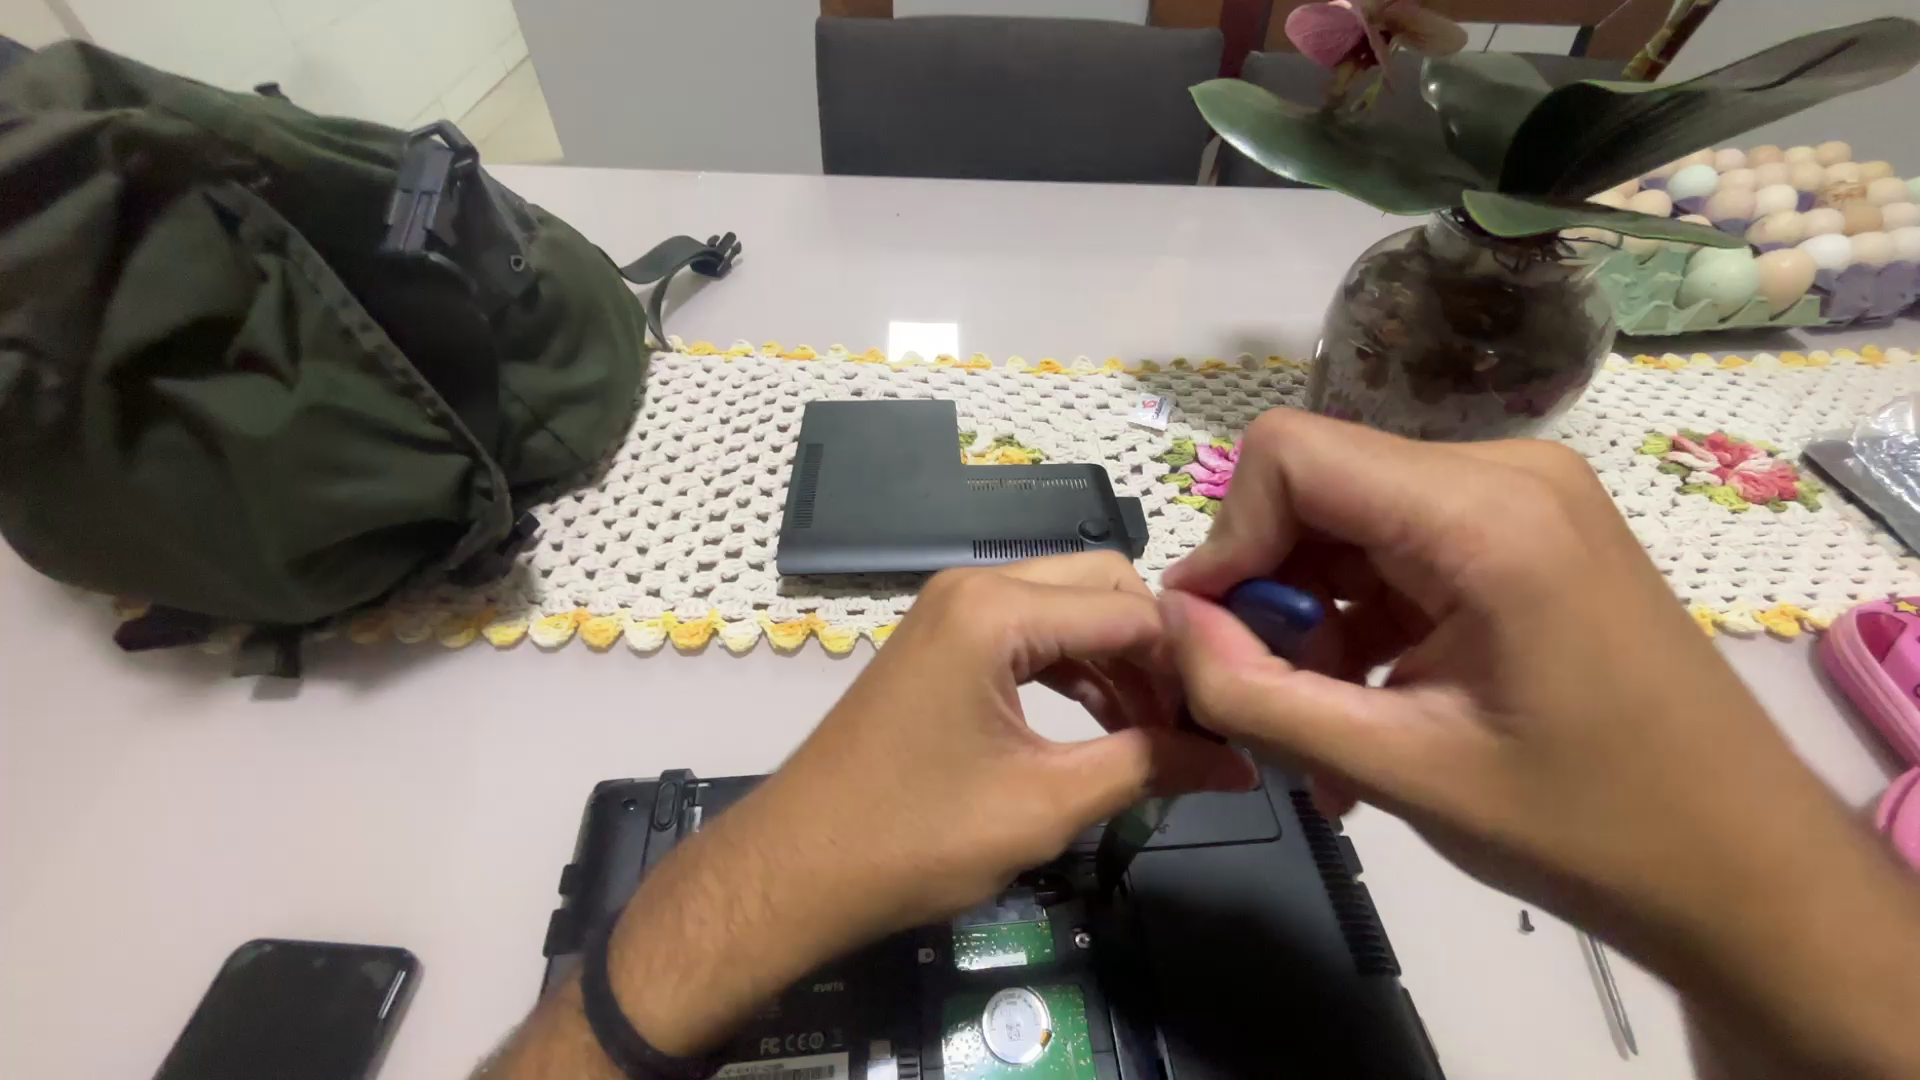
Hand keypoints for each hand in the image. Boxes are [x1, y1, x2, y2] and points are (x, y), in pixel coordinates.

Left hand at [759, 551, 1255, 936]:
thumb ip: (1149, 767)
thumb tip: (1238, 762)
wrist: (797, 866)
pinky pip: (1030, 632)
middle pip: (1101, 588)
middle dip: (1152, 651)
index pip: (1130, 609)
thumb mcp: (1044, 804)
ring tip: (1155, 736)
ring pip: (1067, 608)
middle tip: (1190, 724)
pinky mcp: (945, 637)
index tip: (1230, 720)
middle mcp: (976, 585)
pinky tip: (1104, 722)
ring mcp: (955, 607)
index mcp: (997, 609)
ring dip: (1116, 662)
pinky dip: (1073, 668)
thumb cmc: (915, 838)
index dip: (1188, 664)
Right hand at [1159, 408, 1919, 1077]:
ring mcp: (1510, 497)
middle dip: (1263, 583)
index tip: (1215, 629)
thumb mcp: (1392, 769)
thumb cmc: (1584, 828)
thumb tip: (1163, 620)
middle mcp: (1499, 473)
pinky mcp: (1507, 530)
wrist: (1747, 874)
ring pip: (1336, 520)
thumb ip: (1251, 692)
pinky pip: (1379, 547)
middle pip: (1310, 486)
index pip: (1290, 454)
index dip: (1229, 535)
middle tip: (1262, 683)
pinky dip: (1344, 618)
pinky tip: (1356, 698)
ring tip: (1315, 713)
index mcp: (1486, 515)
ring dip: (1302, 612)